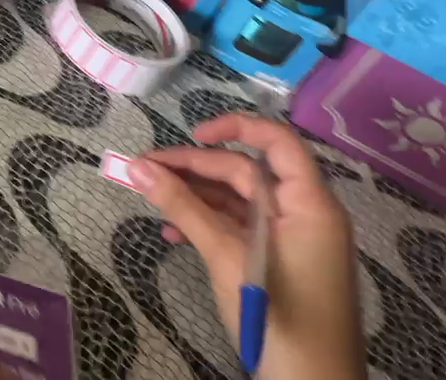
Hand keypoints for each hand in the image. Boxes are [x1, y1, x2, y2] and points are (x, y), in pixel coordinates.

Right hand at [114, 114, 364, 379]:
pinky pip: (240, 227)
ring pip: (238, 200)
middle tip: (145, 168)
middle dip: (195, 168)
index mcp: (310, 205)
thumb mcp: (225, 255)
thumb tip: (135, 165)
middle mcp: (305, 214)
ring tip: (150, 196)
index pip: (277, 142)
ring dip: (194, 196)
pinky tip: (173, 233)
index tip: (192, 135)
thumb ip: (182, 205)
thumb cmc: (278, 317)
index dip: (235, 127)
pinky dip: (207, 223)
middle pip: (246, 171)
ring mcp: (293, 241)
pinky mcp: (279, 263)